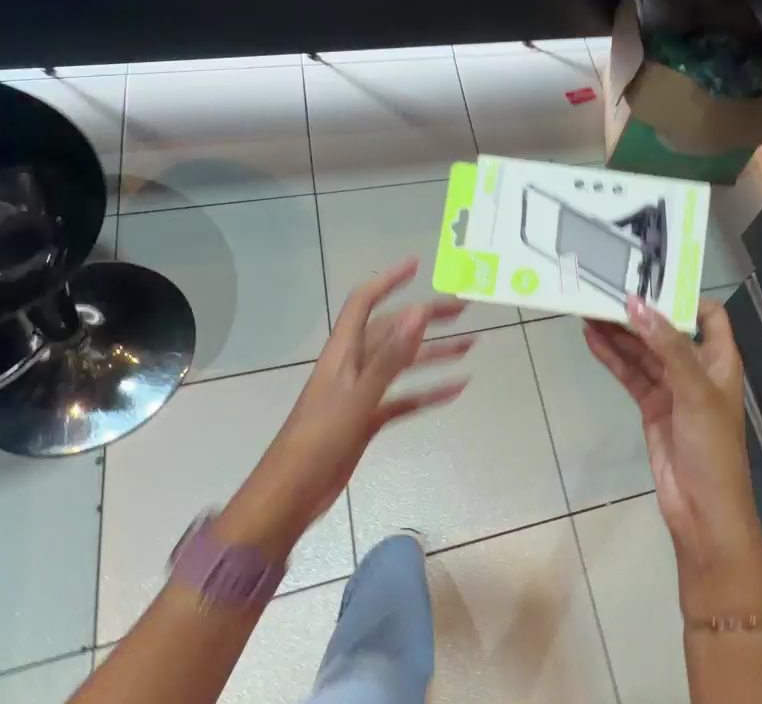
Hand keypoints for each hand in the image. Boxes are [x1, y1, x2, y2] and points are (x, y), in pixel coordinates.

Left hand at [219, 258, 474, 552]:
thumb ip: (389, 357)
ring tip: (470, 347)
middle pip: (392, 330)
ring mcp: (360, 394)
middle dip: (426, 317)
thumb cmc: (318, 441)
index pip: (365, 303)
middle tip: (463, 309)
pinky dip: (428, 392)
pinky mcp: (367, 420)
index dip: (388, 280)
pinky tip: (455, 390)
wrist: (291, 495)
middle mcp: (353, 366)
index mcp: (343, 353)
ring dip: (434, 354)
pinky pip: (404, 398)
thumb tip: (418, 312)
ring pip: (402, 364)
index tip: (418, 265)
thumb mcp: (357, 397)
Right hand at [583, 297, 761, 579]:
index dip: (684, 296)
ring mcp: (672, 389)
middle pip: (665, 331)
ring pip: (642, 352)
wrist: (702, 509)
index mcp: (720, 360)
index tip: (650, 280)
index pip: (709, 315)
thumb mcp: (694, 391)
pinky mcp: (651, 406)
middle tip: (605, 289)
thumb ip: (666, 346)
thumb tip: (637, 305)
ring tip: (589, 308)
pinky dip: (613, 357)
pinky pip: (630, 374)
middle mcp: (697, 369)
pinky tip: (592, 339)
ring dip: (619, 333)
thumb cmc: (711, 446)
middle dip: (639, 312)